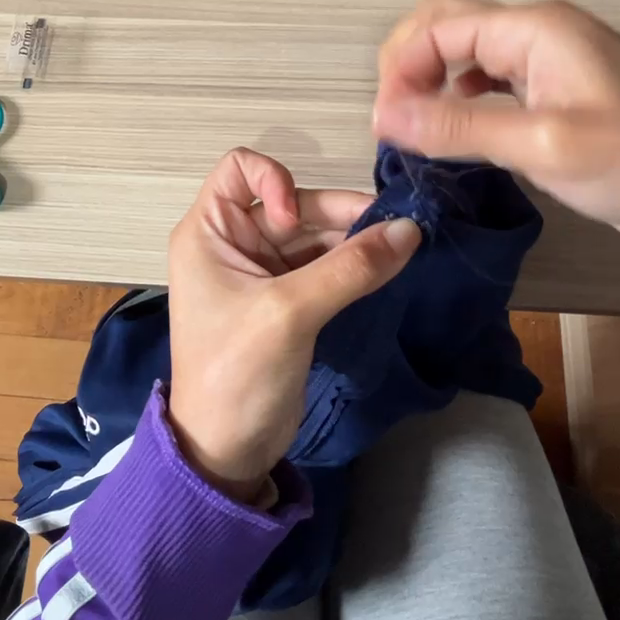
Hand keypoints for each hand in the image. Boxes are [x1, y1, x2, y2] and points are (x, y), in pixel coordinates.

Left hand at [166, 149, 421, 502]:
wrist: (226, 449)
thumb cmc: (238, 372)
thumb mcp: (289, 314)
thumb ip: (349, 269)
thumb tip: (410, 229)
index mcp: (209, 232)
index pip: (241, 169)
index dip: (275, 180)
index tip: (294, 222)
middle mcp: (232, 241)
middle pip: (290, 202)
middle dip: (335, 212)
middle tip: (395, 228)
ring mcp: (261, 270)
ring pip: (313, 234)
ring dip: (352, 238)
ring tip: (402, 246)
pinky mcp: (287, 298)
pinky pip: (323, 264)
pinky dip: (352, 264)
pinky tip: (386, 267)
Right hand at [371, 0, 619, 290]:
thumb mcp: (543, 146)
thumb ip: (458, 126)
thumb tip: (380, 115)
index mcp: (535, 28)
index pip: (438, 27)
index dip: (400, 71)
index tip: (385, 128)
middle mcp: (536, 33)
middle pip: (446, 27)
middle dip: (408, 67)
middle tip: (393, 123)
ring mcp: (548, 63)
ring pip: (465, 55)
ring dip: (430, 83)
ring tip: (414, 132)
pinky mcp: (555, 94)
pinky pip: (488, 82)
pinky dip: (459, 101)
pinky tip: (454, 133)